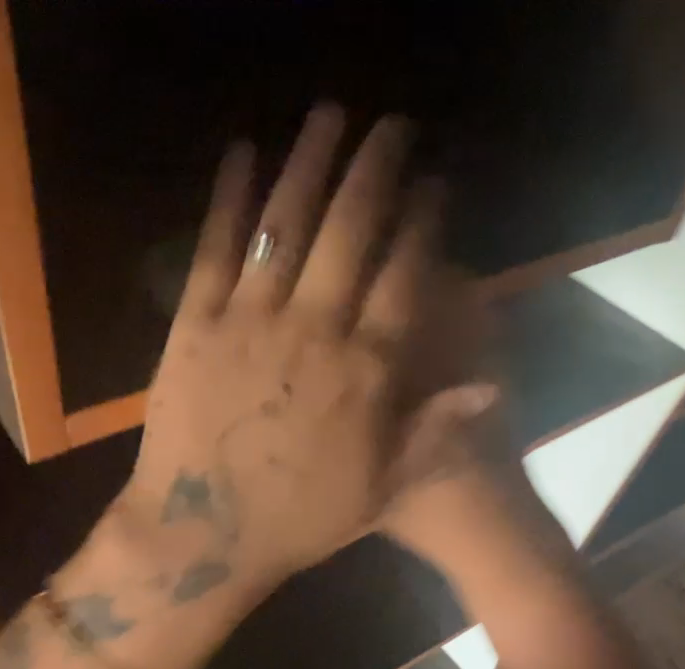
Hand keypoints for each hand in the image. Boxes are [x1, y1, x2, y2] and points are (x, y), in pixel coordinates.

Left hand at [120, 105, 496, 599]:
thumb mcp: (379, 488)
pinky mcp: (194, 326)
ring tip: (329, 116)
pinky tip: (243, 153)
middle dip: (376, 170)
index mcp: (366, 372)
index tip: (434, 183)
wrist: (201, 537)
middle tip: (391, 126)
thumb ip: (432, 431)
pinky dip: (229, 199)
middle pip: (352, 231)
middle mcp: (314, 331)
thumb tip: (489, 384)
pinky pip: (215, 251)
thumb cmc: (297, 520)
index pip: (406, 274)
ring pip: (287, 226)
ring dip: (310, 164)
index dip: (423, 221)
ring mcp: (250, 323)